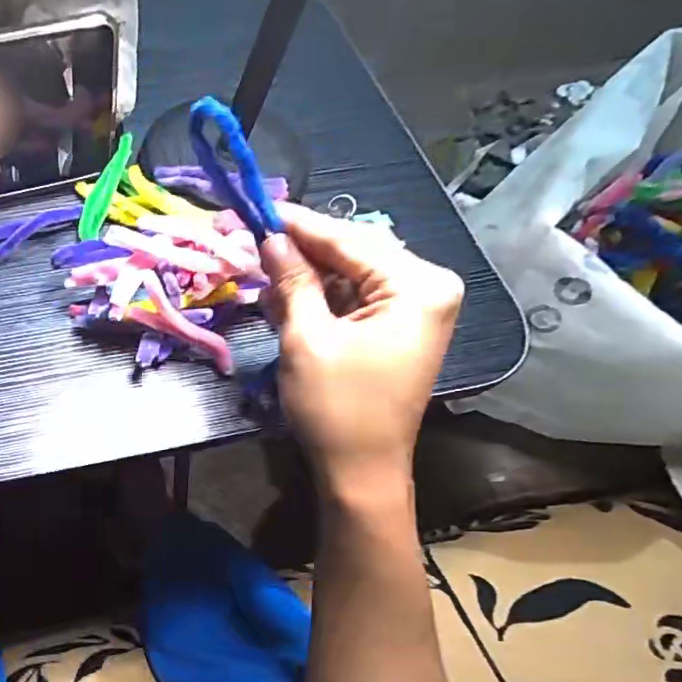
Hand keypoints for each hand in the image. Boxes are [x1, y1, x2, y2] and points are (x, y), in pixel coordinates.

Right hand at [259, 203, 461, 500]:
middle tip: (254, 242)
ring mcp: (415, 311)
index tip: (258, 210)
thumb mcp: (306, 339)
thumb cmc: (336, 408)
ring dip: (306, 278)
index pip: (350, 240)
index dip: (299, 225)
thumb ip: (292, 282)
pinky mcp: (398, 331)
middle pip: (353, 254)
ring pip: (350, 277)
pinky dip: (320, 300)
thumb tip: (271, 237)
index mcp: (418, 285)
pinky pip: (355, 301)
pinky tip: (285, 299)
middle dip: (302, 252)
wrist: (360, 472)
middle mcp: (427, 288)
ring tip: (262, 274)